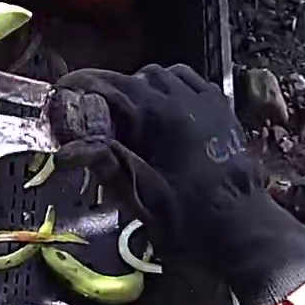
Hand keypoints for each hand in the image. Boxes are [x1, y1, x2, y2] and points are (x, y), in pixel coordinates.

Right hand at [54, 64, 304, 304]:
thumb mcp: (139, 194)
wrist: (242, 229)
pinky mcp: (223, 110)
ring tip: (134, 115)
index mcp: (161, 114)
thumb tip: (66, 151)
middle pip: (139, 76)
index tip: (62, 89)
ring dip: (145, 88)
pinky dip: (173, 89)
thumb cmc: (188, 216)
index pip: (112, 85)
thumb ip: (104, 164)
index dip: (83, 85)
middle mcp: (185, 98)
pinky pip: (192, 83)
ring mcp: (208, 101)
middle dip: (114, 90)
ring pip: (167, 75)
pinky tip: (167, 112)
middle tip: (99, 117)